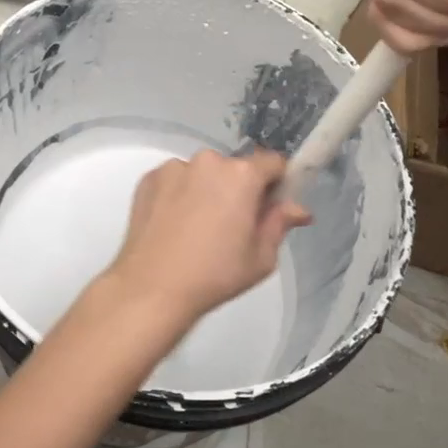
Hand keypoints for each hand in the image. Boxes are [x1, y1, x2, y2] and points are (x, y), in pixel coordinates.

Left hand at [104, 150, 310, 321]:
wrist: (152, 286)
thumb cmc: (215, 274)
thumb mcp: (261, 257)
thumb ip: (280, 223)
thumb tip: (298, 207)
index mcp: (241, 175)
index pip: (272, 162)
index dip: (277, 182)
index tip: (272, 204)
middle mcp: (207, 161)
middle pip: (234, 168)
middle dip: (238, 189)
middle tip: (233, 224)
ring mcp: (174, 167)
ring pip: (202, 174)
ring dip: (207, 190)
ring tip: (198, 228)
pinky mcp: (149, 178)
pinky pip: (175, 180)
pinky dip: (179, 195)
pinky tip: (175, 225)